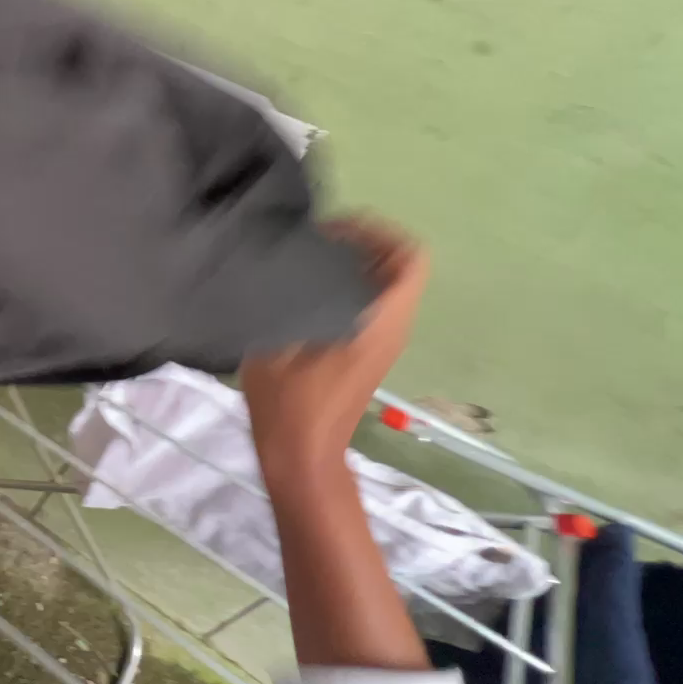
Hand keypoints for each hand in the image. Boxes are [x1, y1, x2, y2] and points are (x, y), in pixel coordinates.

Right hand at [241, 215, 432, 671]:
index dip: (375, 232)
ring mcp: (380, 338)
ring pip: (384, 281)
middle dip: (358, 242)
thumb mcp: (273, 342)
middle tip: (307, 238)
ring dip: (350, 261)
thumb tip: (276, 257)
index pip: (409, 259)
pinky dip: (342, 282)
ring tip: (298, 257)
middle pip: (398, 264)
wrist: (300, 453)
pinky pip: (368, 299)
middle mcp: (390, 326)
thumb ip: (281, 297)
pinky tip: (297, 288)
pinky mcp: (365, 348)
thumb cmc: (288, 401)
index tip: (326, 230)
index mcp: (377, 322)